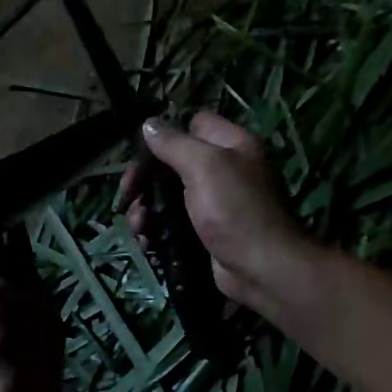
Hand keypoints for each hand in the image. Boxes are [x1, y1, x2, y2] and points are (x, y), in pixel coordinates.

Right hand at [121, 112, 317, 310]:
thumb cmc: (235, 210)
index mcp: (232, 145)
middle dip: (148, 179)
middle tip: (128, 194)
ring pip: (173, 198)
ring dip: (148, 208)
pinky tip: (145, 241)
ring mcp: (218, 206)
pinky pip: (177, 226)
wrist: (263, 268)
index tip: (143, 155)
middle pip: (177, 164)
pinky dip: (159, 231)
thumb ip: (174, 143)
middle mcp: (227, 171)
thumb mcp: (204, 166)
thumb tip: (149, 124)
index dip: (167, 136)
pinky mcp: (210, 235)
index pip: (195, 125)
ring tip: (137, 225)